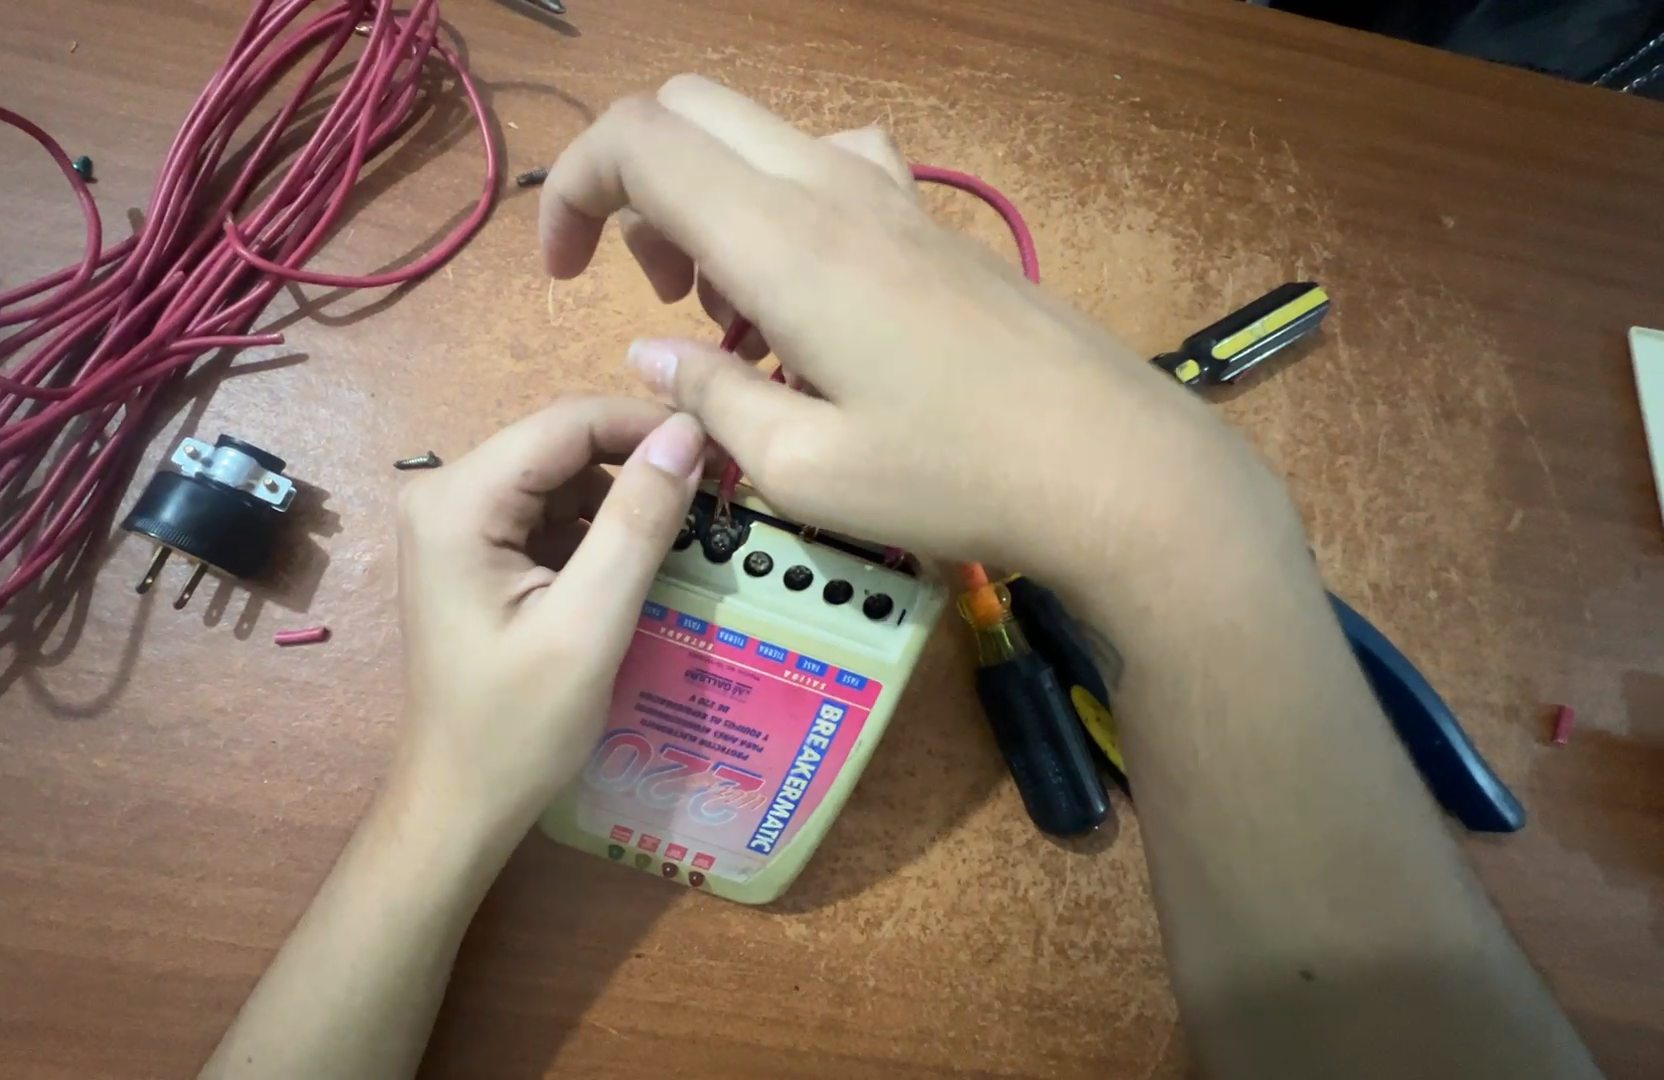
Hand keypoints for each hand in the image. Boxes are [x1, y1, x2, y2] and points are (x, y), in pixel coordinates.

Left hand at [392, 398, 702, 839]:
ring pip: (563, 475)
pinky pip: (551, 511)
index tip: (718, 450)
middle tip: (710, 492)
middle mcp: (447, 492)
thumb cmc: (519, 727)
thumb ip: (638, 523)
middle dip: (637, 462)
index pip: (567, 423)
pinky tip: (634, 562)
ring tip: (680, 534)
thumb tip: (686, 434)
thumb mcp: (590, 625)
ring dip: (623, 498)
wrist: (463, 799)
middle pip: (563, 444)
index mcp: (458, 501)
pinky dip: (599, 527)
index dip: (647, 424)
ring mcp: (459, 520)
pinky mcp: (477, 547)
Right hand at [539, 75, 1300, 603]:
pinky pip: (826, 176)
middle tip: (659, 298)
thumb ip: (707, 397)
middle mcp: (834, 188)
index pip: (639, 141)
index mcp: (785, 241)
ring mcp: (893, 196)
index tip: (562, 274)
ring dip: (711, 209)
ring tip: (732, 320)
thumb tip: (649, 354)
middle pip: (692, 113)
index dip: (573, 189)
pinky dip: (777, 220)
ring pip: (759, 141)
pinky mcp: (931, 226)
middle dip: (637, 191)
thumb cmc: (949, 478)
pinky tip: (806, 310)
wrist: (1110, 469)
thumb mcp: (799, 466)